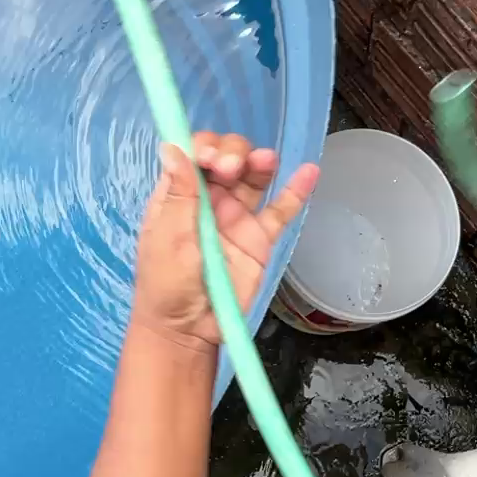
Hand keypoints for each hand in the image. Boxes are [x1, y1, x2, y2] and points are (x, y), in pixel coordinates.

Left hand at [132, 131, 319, 353]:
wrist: (188, 329)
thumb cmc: (167, 285)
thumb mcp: (167, 238)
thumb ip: (178, 194)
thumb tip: (173, 147)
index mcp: (180, 196)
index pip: (193, 155)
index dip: (203, 147)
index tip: (209, 159)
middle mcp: (210, 200)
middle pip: (226, 158)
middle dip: (231, 152)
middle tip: (229, 168)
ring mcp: (237, 217)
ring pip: (253, 176)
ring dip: (257, 161)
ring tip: (262, 162)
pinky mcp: (260, 238)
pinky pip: (281, 210)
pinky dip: (296, 190)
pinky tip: (308, 171)